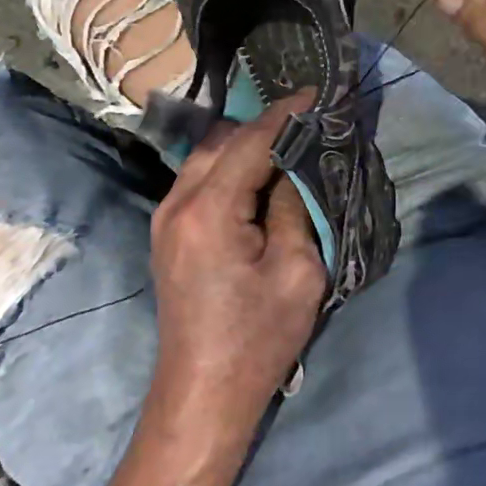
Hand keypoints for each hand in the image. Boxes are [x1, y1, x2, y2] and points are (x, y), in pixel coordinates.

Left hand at [149, 93, 326, 420]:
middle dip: (267, 124)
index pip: (252, 141)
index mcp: (209, 211)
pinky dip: (232, 166)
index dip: (288, 113)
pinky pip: (201, 178)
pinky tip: (261, 175)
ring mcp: (165, 217)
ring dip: (247, 144)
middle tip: (310, 120)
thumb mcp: (297, 271)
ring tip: (291, 143)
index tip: (319, 91)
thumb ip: (295, 206)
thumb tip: (296, 164)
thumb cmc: (258, 338)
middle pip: (224, 140)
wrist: (203, 393)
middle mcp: (177, 203)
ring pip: (208, 156)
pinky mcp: (168, 232)